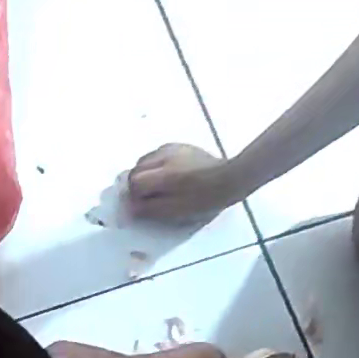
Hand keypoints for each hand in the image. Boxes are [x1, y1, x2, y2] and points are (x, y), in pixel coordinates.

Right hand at [127, 144, 247, 220]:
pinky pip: (156, 154)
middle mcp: (165, 157)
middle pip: (136, 169)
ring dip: (144, 174)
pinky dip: (154, 165)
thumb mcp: (174, 210)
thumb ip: (148, 208)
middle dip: (136, 184)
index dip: (134, 195)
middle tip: (147, 196)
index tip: (142, 205)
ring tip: (156, 185)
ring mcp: (172, 149)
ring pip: (144, 160)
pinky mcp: (179, 146)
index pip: (134, 181)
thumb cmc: (202, 199)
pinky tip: (164, 174)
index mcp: (164, 174)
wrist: (229, 179)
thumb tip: (129, 206)